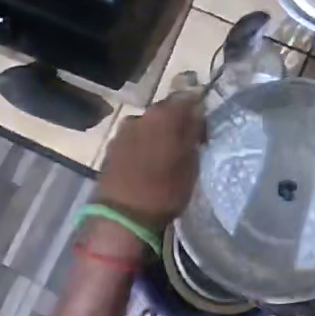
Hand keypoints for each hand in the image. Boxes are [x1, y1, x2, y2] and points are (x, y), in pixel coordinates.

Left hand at [94, 92, 203, 232]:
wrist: (123, 216)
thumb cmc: (164, 190)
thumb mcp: (191, 164)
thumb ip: (193, 134)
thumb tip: (196, 115)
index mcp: (163, 115)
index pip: (186, 98)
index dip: (197, 110)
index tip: (203, 128)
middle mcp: (140, 116)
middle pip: (164, 111)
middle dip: (176, 123)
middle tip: (187, 143)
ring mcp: (122, 131)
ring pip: (147, 125)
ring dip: (158, 135)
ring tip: (165, 157)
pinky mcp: (111, 148)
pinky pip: (134, 139)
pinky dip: (143, 146)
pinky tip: (147, 164)